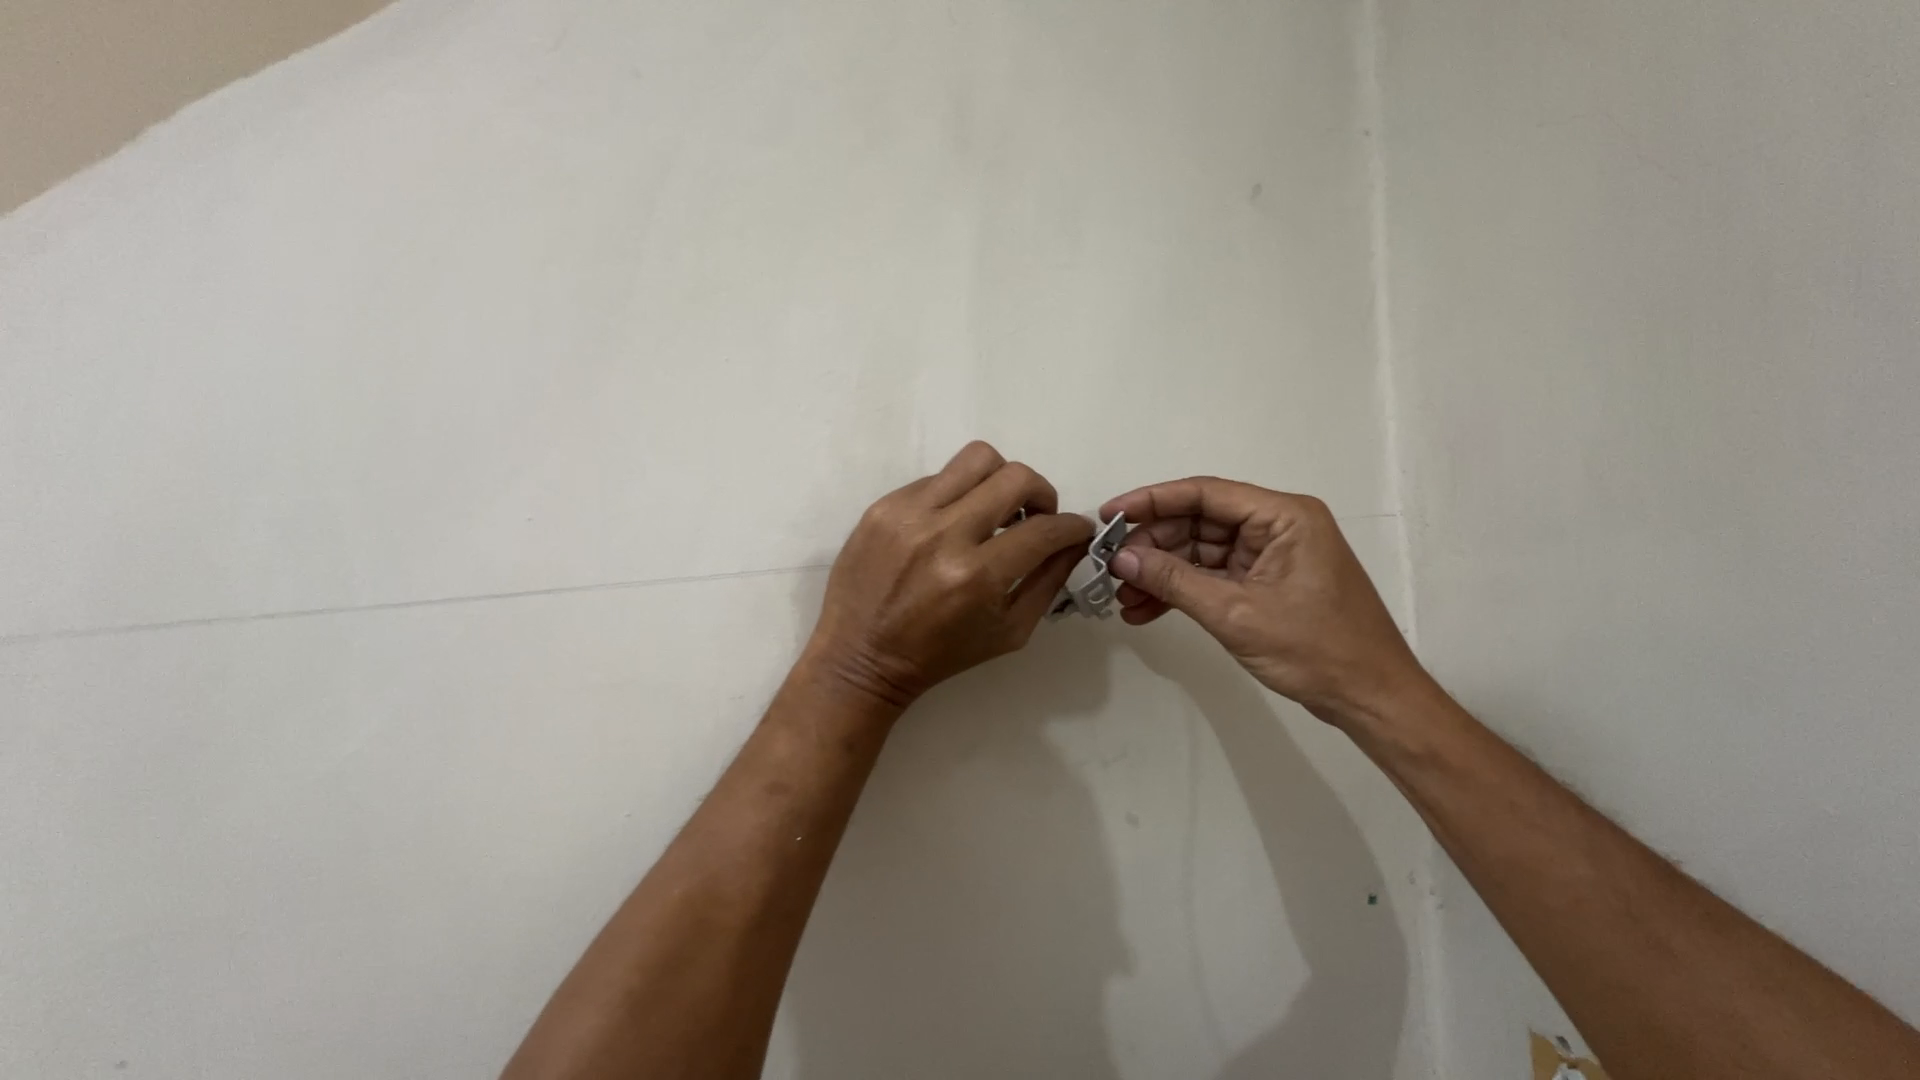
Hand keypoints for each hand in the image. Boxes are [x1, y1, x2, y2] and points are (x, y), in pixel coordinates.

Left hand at [805, 442, 1094, 710]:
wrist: (861, 657)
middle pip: (1015, 477)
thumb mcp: (1009, 632)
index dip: (1073, 527)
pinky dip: (956, 496)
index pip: (1044, 530)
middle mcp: (944, 535)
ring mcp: (908, 514)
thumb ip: (1048, 582)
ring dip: (1000, 480)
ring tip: (996, 508)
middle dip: (1042, 493)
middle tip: (1036, 516)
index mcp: (977, 576)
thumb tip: (1075, 541)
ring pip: (976, 459)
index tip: (1076, 530)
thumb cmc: (941, 654)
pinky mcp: (883, 506)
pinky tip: (951, 524)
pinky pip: (936, 478)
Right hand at [1100, 477, 1426, 724]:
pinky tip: (1146, 610)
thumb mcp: (1235, 613)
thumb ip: (1174, 581)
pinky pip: (1213, 577)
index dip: (1151, 501)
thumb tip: (1121, 559)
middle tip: (1111, 568)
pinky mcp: (1266, 584)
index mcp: (1282, 516)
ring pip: (1200, 552)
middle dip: (1153, 545)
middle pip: (1198, 522)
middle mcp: (1277, 527)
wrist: (1371, 699)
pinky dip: (1182, 592)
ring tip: (1123, 597)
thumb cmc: (1316, 650)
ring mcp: (1271, 556)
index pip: (1205, 494)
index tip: (1109, 515)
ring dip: (1162, 573)